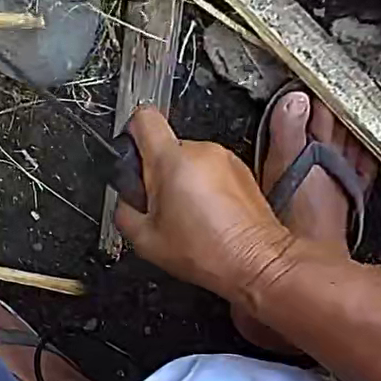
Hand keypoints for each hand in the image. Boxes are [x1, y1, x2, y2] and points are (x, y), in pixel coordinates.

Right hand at [114, 107, 304, 297]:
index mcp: (171, 161)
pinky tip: (204, 215)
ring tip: (185, 215)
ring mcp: (223, 158)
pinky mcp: (239, 169)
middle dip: (156, 173)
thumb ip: (124, 210)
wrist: (256, 261)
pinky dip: (202, 187)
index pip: (142, 119)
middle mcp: (201, 151)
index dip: (130, 134)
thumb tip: (124, 199)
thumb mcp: (144, 240)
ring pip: (187, 159)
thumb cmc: (208, 251)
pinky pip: (208, 169)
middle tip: (160, 206)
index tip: (131, 157)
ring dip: (181, 181)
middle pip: (164, 146)